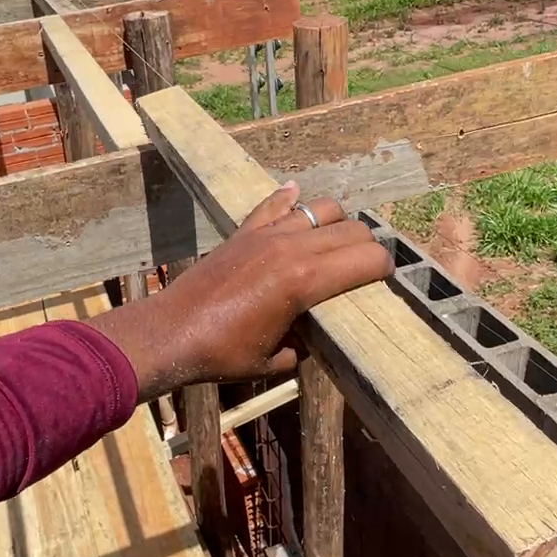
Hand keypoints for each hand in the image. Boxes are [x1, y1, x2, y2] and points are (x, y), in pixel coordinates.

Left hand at [92, 183, 392, 400]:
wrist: (172, 332)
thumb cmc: (224, 353)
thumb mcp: (277, 361)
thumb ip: (307, 343)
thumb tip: (316, 335)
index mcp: (306, 281)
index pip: (368, 259)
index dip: (384, 269)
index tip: (384, 280)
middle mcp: (292, 247)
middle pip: (352, 229)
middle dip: (367, 247)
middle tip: (365, 268)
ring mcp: (266, 234)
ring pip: (321, 208)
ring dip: (337, 223)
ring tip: (335, 244)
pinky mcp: (244, 231)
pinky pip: (276, 203)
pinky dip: (291, 198)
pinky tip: (298, 195)